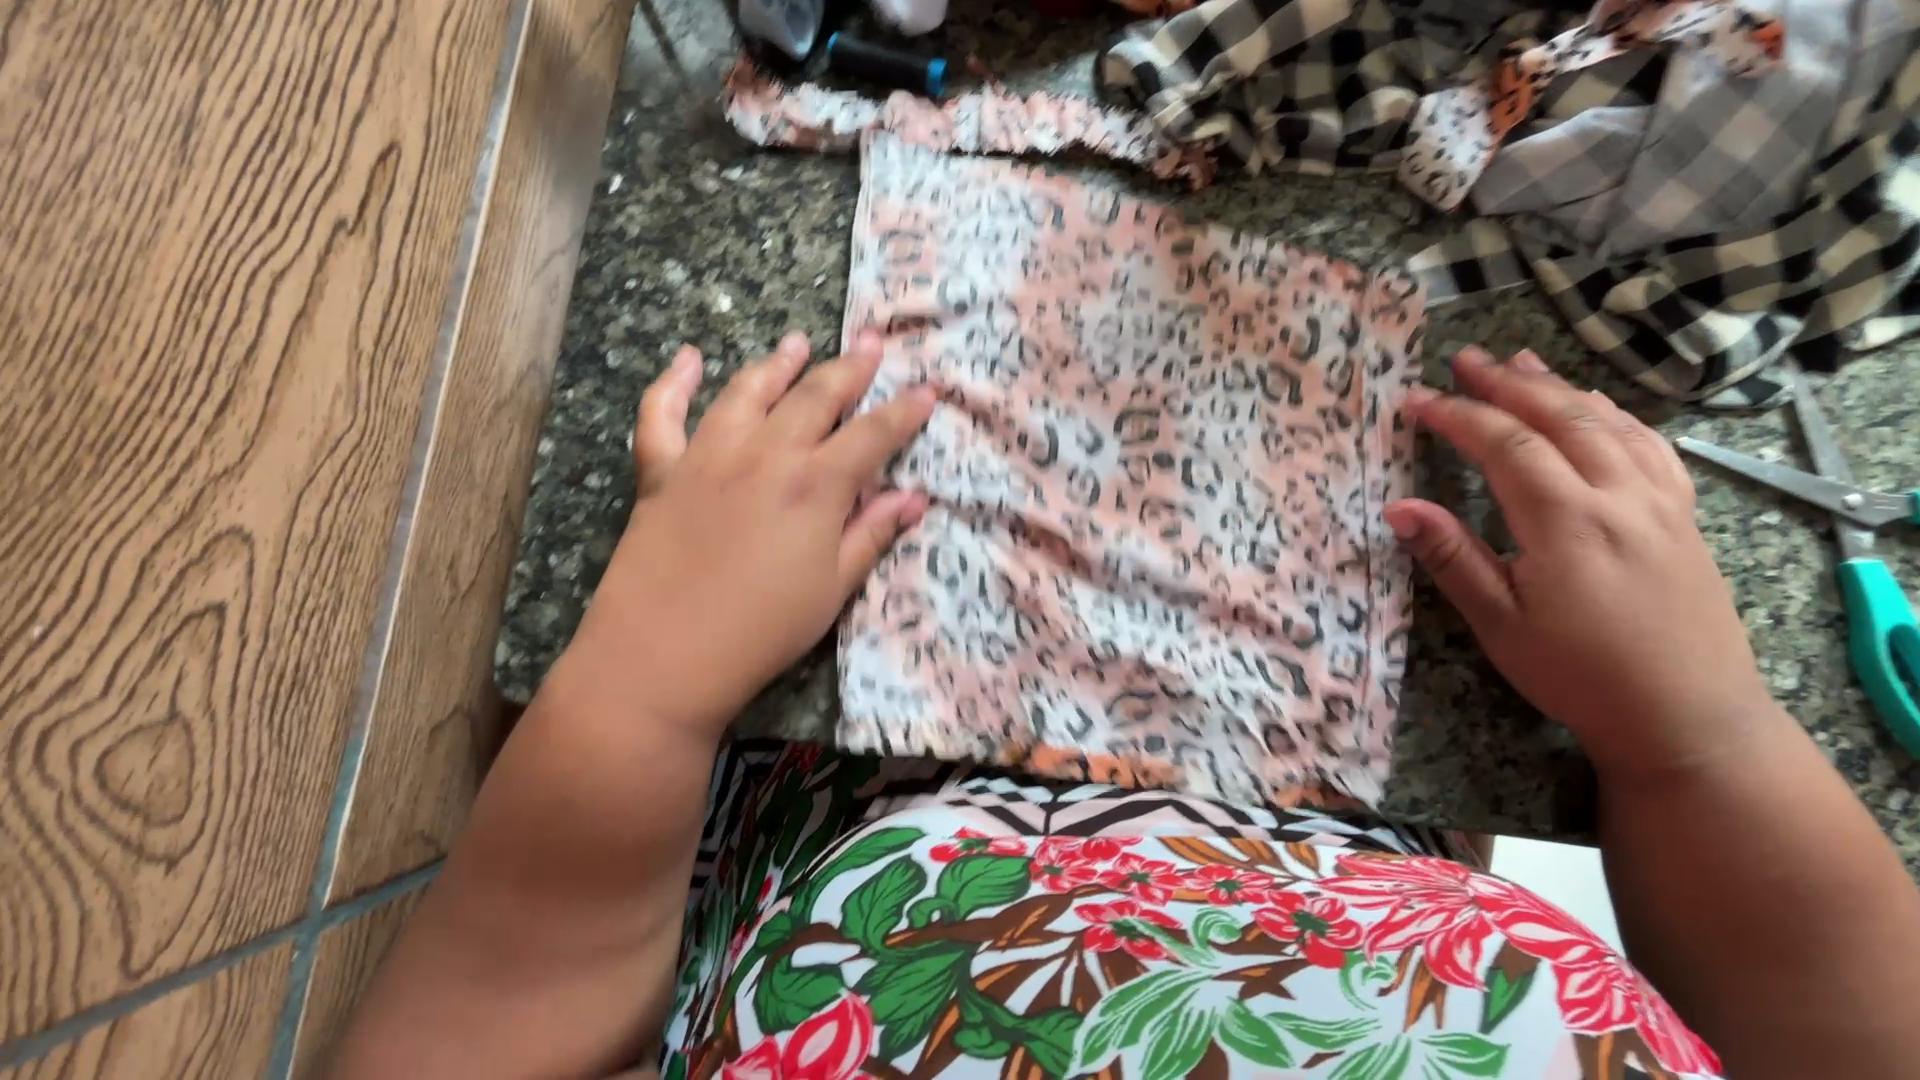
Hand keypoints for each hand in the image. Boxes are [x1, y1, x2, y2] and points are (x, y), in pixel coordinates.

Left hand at [566, 329, 936, 736]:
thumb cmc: (763, 630)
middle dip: (848, 368)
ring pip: (748, 392)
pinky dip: (673, 382)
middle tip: (870, 343)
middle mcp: (766, 453)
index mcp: (816, 484)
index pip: (872, 434)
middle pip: (815, 396)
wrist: (664, 654)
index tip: (927, 390)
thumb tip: (915, 497)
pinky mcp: (661, 470)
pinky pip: (662, 415)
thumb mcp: (834, 588)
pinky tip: (687, 359)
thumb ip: (872, 534)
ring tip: (796, 342)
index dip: (904, 411)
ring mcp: (708, 455)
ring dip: (777, 364)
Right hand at [1386, 347, 1784, 779]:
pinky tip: (1597, 411)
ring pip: (1610, 424)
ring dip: (1560, 389)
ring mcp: (1660, 504)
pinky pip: (1649, 447)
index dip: (1458, 416)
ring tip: (1523, 363)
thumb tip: (1398, 507)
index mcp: (1568, 522)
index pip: (1506, 446)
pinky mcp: (1683, 519)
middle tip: (1465, 359)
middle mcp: (1620, 497)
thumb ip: (1452, 558)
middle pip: (1560, 419)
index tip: (1415, 401)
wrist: (1687, 716)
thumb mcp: (1499, 623)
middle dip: (1508, 383)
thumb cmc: (1578, 673)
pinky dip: (1615, 416)